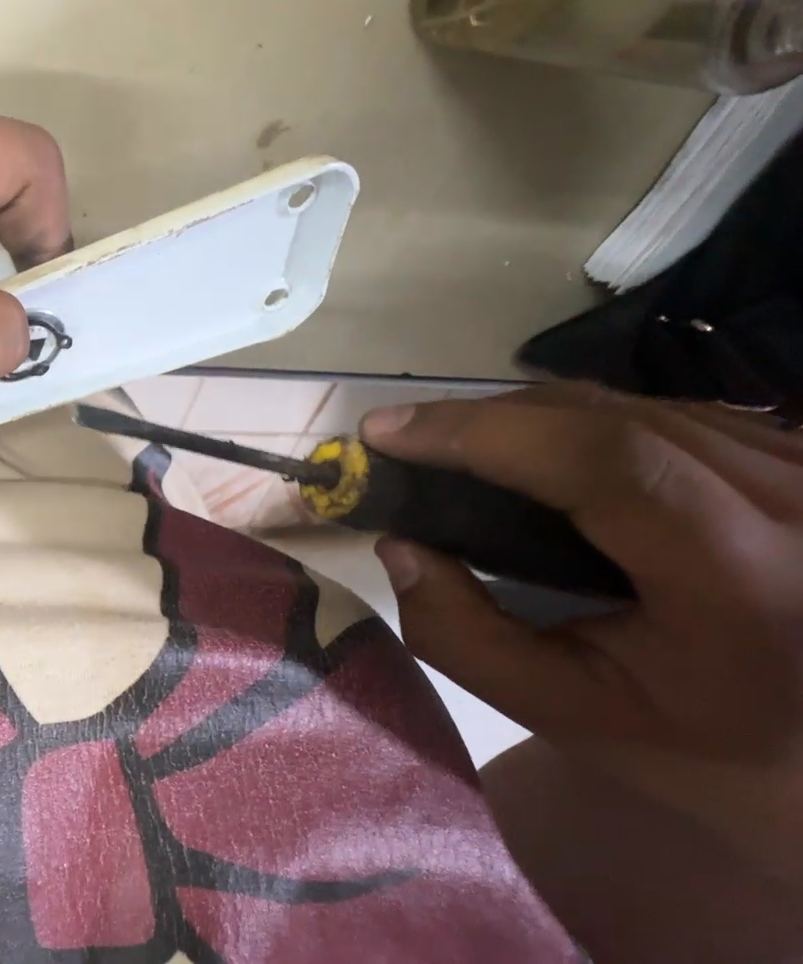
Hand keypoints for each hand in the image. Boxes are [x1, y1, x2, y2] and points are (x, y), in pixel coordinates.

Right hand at [361, 384, 802, 763]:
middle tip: (399, 442)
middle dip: (481, 418)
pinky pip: (659, 411)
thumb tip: (399, 544)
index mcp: (742, 577)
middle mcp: (799, 501)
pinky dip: (575, 421)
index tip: (382, 434)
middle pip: (605, 417)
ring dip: (522, 416)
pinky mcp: (798, 455)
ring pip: (627, 403)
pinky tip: (532, 453)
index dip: (481, 431)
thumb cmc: (697, 739)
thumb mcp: (561, 710)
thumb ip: (459, 636)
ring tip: (451, 448)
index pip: (603, 460)